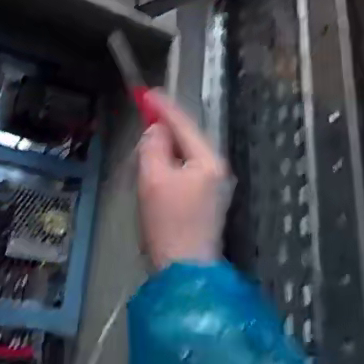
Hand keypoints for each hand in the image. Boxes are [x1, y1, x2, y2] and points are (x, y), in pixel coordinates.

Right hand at [135, 89, 230, 269]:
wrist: (184, 271)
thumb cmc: (168, 222)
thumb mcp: (153, 177)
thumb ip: (153, 146)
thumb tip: (156, 131)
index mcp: (208, 161)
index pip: (184, 124)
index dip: (164, 107)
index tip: (147, 91)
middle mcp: (218, 171)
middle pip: (189, 138)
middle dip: (167, 126)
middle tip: (144, 111)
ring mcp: (216, 188)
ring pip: (187, 155)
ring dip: (167, 145)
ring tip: (147, 135)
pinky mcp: (206, 203)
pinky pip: (187, 171)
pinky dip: (171, 163)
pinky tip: (156, 164)